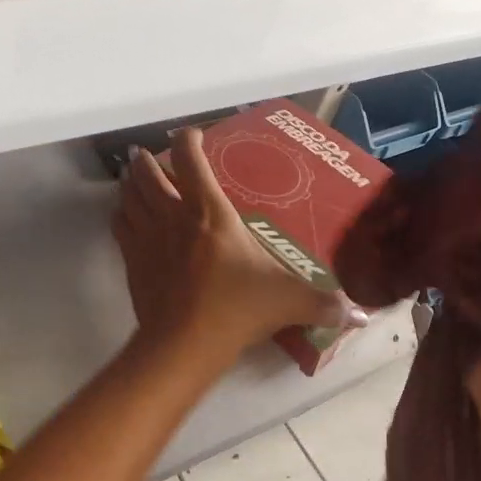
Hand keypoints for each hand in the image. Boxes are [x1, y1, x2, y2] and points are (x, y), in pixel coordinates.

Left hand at [115, 127, 363, 361]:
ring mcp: (147, 236)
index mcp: (209, 211)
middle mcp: (173, 214)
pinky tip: (125, 216)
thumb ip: (323, 303)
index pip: (189, 158)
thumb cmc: (236, 309)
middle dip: (147, 160)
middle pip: (148, 173)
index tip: (193, 135)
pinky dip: (121, 214)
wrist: (183, 345)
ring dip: (129, 182)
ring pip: (129, 195)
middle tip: (148, 154)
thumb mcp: (287, 301)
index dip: (188, 139)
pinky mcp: (131, 261)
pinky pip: (119, 225)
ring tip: (132, 176)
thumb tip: (360, 315)